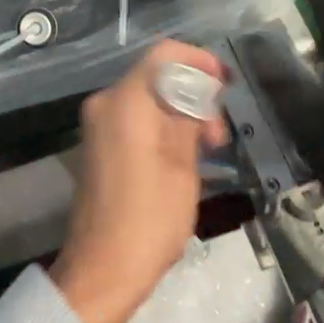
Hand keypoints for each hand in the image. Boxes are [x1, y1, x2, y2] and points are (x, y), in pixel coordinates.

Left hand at [51, 39, 228, 322]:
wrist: (102, 268)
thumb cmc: (150, 218)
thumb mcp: (183, 166)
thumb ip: (189, 117)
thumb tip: (198, 89)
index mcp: (126, 101)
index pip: (164, 55)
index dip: (198, 60)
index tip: (226, 82)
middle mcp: (105, 102)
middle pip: (156, 75)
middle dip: (193, 93)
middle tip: (218, 134)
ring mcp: (98, 122)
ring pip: (147, 97)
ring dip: (180, 112)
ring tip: (207, 149)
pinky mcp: (97, 142)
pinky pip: (134, 116)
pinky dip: (161, 124)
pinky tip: (183, 154)